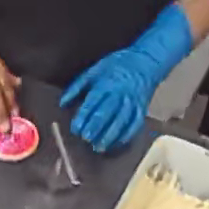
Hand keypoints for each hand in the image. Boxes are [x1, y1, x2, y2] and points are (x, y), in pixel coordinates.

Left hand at [61, 5, 192, 152]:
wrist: (147, 61)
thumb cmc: (116, 67)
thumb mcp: (95, 70)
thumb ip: (77, 86)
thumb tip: (62, 103)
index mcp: (106, 84)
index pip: (93, 103)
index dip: (83, 117)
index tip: (76, 129)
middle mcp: (120, 94)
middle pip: (107, 114)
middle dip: (95, 128)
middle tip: (86, 139)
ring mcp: (132, 103)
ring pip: (121, 123)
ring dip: (109, 137)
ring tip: (98, 147)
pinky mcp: (141, 110)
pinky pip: (134, 126)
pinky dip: (125, 137)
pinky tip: (115, 144)